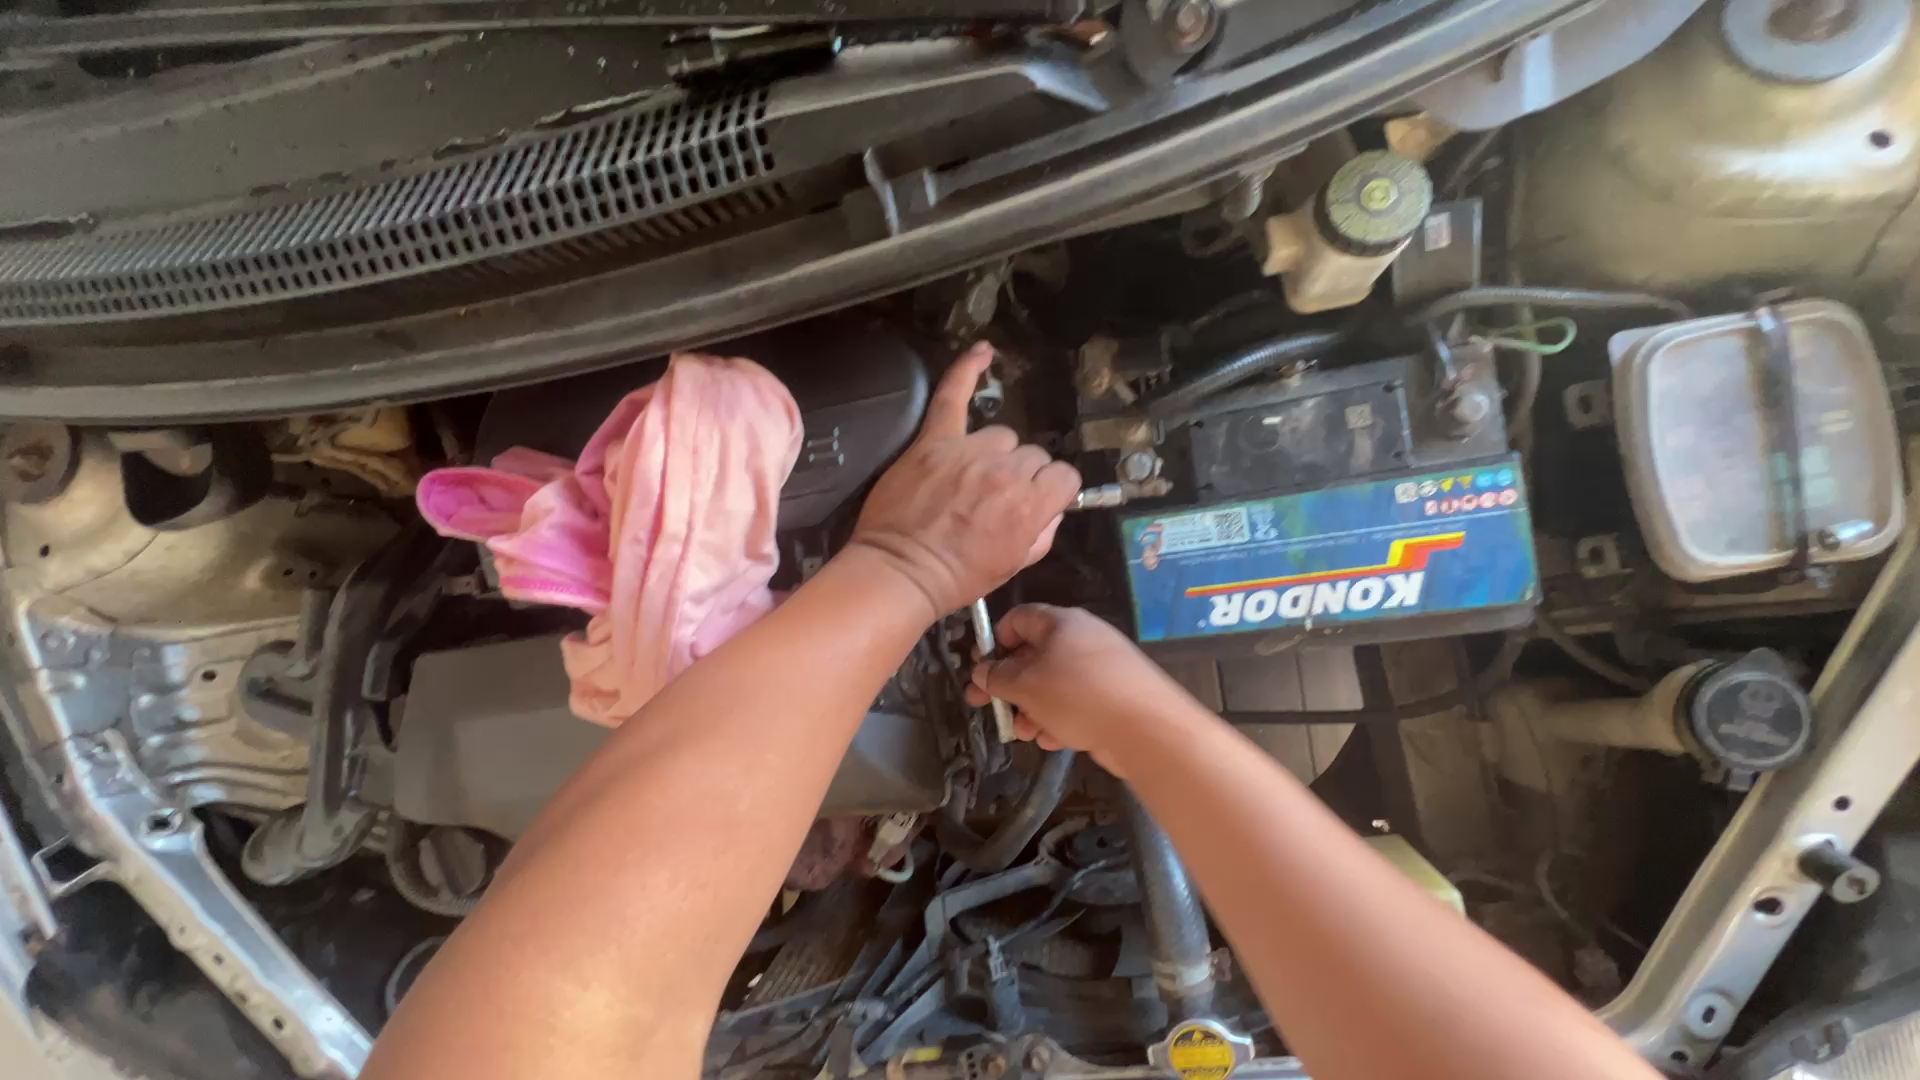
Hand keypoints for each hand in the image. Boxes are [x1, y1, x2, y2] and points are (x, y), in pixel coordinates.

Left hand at [847, 343, 1080, 619]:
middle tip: (995, 501)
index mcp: (1030, 505)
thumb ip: (1043, 532)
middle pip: (1031, 455)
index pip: (1063, 477)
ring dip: (994, 454)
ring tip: (971, 480)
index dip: (1052, 491)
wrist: (901, 572)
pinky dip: (966, 371)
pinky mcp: (934, 442)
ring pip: (1001, 436)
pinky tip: (982, 352)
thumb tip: (1050, 509)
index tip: (1038, 502)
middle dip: (1021, 476)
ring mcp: (968, 452)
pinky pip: (953, 396)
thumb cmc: (958, 576)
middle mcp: (1005, 472)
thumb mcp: (1015, 566)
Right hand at [965, 604, 1196, 773]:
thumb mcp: (1026, 685)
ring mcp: (1101, 668)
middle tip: (985, 706)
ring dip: (1031, 708)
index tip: (980, 667)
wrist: (1147, 729)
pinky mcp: (1114, 696)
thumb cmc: (1078, 695)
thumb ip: (997, 677)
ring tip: (1024, 732)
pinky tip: (1052, 740)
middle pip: (1034, 655)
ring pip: (1053, 684)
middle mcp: (1082, 639)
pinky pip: (1076, 702)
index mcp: (1061, 623)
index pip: (1018, 618)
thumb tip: (981, 670)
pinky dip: (1059, 718)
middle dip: (1009, 684)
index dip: (995, 640)